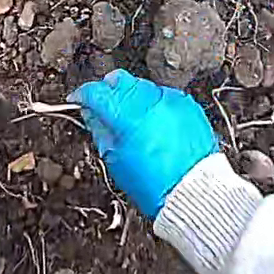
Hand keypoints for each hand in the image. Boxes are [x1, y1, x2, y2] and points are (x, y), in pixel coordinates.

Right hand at [71, 69, 217, 216]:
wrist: (194, 192)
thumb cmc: (156, 185)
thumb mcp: (116, 160)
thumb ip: (100, 130)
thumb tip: (91, 113)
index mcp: (129, 117)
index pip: (98, 92)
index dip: (84, 94)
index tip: (79, 99)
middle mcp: (151, 102)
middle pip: (120, 81)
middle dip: (108, 91)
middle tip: (105, 108)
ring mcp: (171, 101)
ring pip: (142, 85)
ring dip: (132, 96)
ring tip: (132, 120)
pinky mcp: (188, 105)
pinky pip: (163, 95)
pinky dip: (154, 104)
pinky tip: (153, 122)